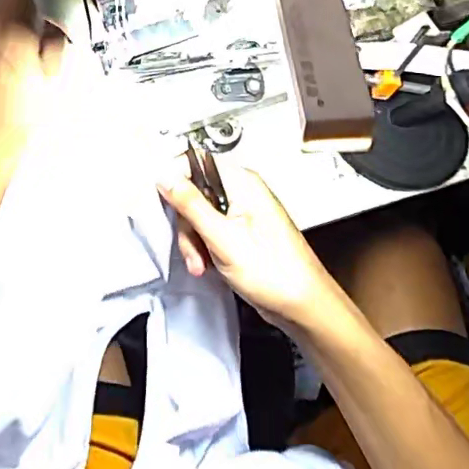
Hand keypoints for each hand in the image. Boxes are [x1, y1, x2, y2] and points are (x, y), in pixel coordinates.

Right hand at [158, 166, 343, 331]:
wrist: (302, 305)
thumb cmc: (277, 274)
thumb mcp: (222, 238)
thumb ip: (191, 205)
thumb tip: (167, 177)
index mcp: (241, 182)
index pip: (195, 163)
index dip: (175, 182)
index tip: (165, 205)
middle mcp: (243, 191)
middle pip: (194, 193)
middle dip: (187, 224)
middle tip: (193, 248)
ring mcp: (242, 211)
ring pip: (200, 214)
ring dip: (195, 241)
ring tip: (203, 263)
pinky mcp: (241, 231)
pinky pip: (211, 229)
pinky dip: (205, 247)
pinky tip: (210, 264)